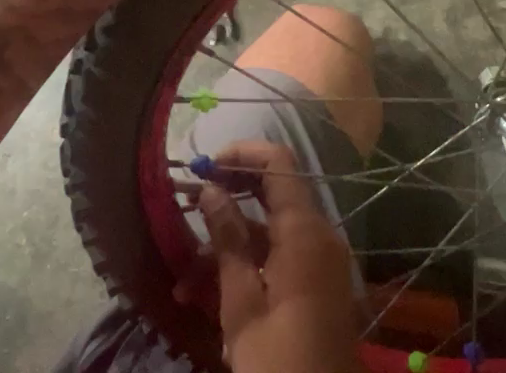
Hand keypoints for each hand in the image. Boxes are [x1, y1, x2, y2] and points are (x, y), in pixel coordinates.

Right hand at [194, 142, 365, 372]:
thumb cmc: (278, 359)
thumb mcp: (242, 302)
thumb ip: (228, 239)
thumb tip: (211, 188)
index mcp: (305, 231)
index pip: (278, 161)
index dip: (240, 153)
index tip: (203, 166)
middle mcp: (320, 234)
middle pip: (274, 190)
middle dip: (229, 192)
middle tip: (188, 202)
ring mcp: (321, 260)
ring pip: (270, 228)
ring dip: (228, 240)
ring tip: (184, 271)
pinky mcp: (317, 283)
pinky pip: (279, 255)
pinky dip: (247, 262)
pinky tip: (204, 292)